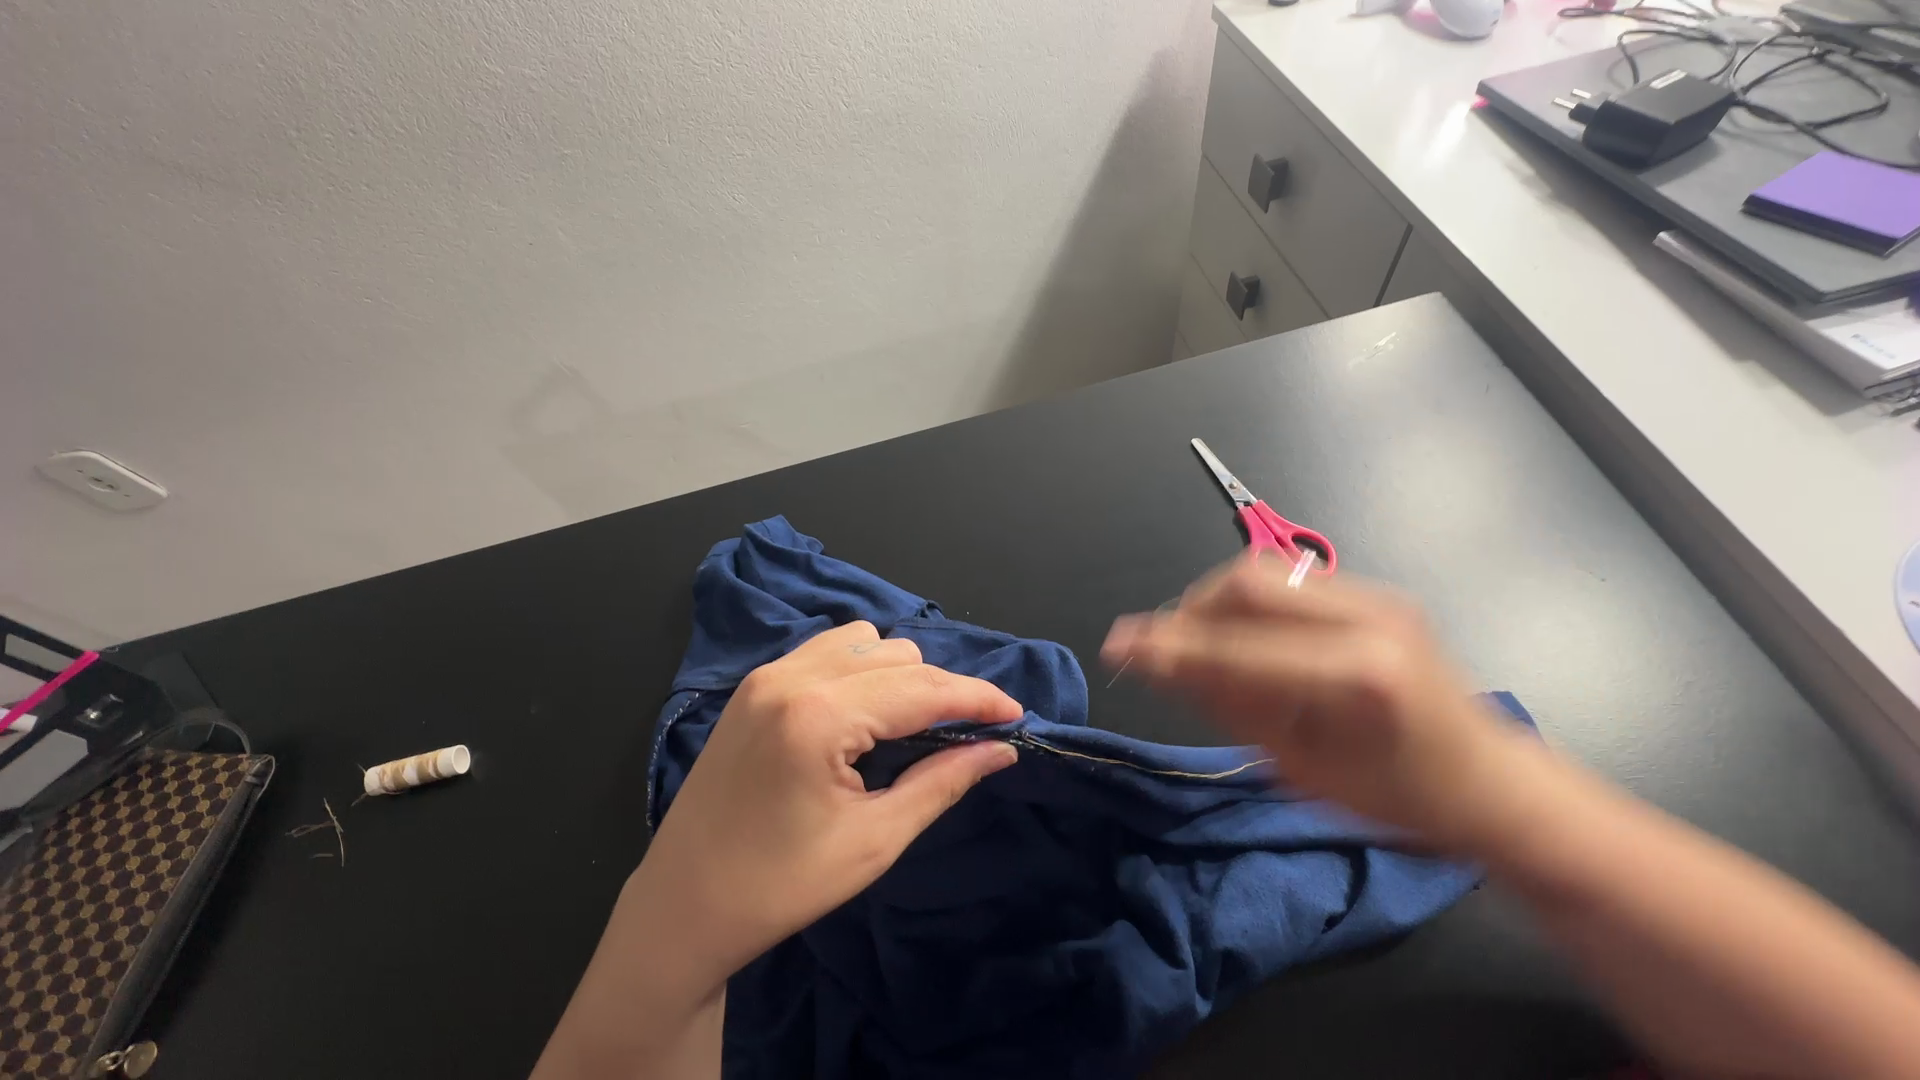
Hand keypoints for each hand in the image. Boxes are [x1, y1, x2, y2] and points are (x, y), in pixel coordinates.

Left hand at [634, 620, 1023, 985]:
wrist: (684, 904)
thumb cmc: (781, 886)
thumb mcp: (874, 840)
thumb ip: (942, 783)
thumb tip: (1000, 749)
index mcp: (820, 715)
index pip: (922, 688)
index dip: (978, 698)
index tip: (1016, 716)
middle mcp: (792, 677)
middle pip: (898, 656)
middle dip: (943, 691)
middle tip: (967, 736)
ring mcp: (767, 675)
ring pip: (863, 642)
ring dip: (901, 674)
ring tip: (914, 725)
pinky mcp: (753, 686)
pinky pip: (826, 650)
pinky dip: (862, 668)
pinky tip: (867, 711)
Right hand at [1102, 554, 1536, 845]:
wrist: (1488, 782)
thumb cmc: (1394, 798)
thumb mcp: (1300, 768)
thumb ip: (1229, 704)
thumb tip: (1160, 664)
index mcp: (1358, 676)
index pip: (1236, 648)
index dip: (1170, 647)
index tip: (1118, 648)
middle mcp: (1370, 616)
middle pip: (1247, 582)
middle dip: (1190, 610)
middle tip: (1161, 646)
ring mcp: (1377, 595)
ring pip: (1262, 572)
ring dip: (1215, 602)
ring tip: (1196, 642)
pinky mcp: (1375, 591)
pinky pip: (1287, 582)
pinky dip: (1247, 604)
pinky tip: (1240, 637)